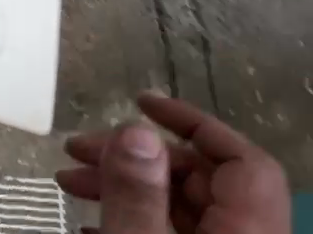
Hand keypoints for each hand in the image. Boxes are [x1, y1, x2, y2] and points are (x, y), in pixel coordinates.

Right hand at [56, 93, 291, 233]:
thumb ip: (138, 191)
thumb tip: (135, 129)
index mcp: (251, 232)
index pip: (244, 161)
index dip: (195, 123)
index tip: (140, 101)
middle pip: (202, 179)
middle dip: (133, 155)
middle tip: (76, 151)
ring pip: (184, 204)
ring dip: (124, 183)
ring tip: (71, 183)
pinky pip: (180, 229)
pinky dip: (135, 212)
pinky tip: (93, 217)